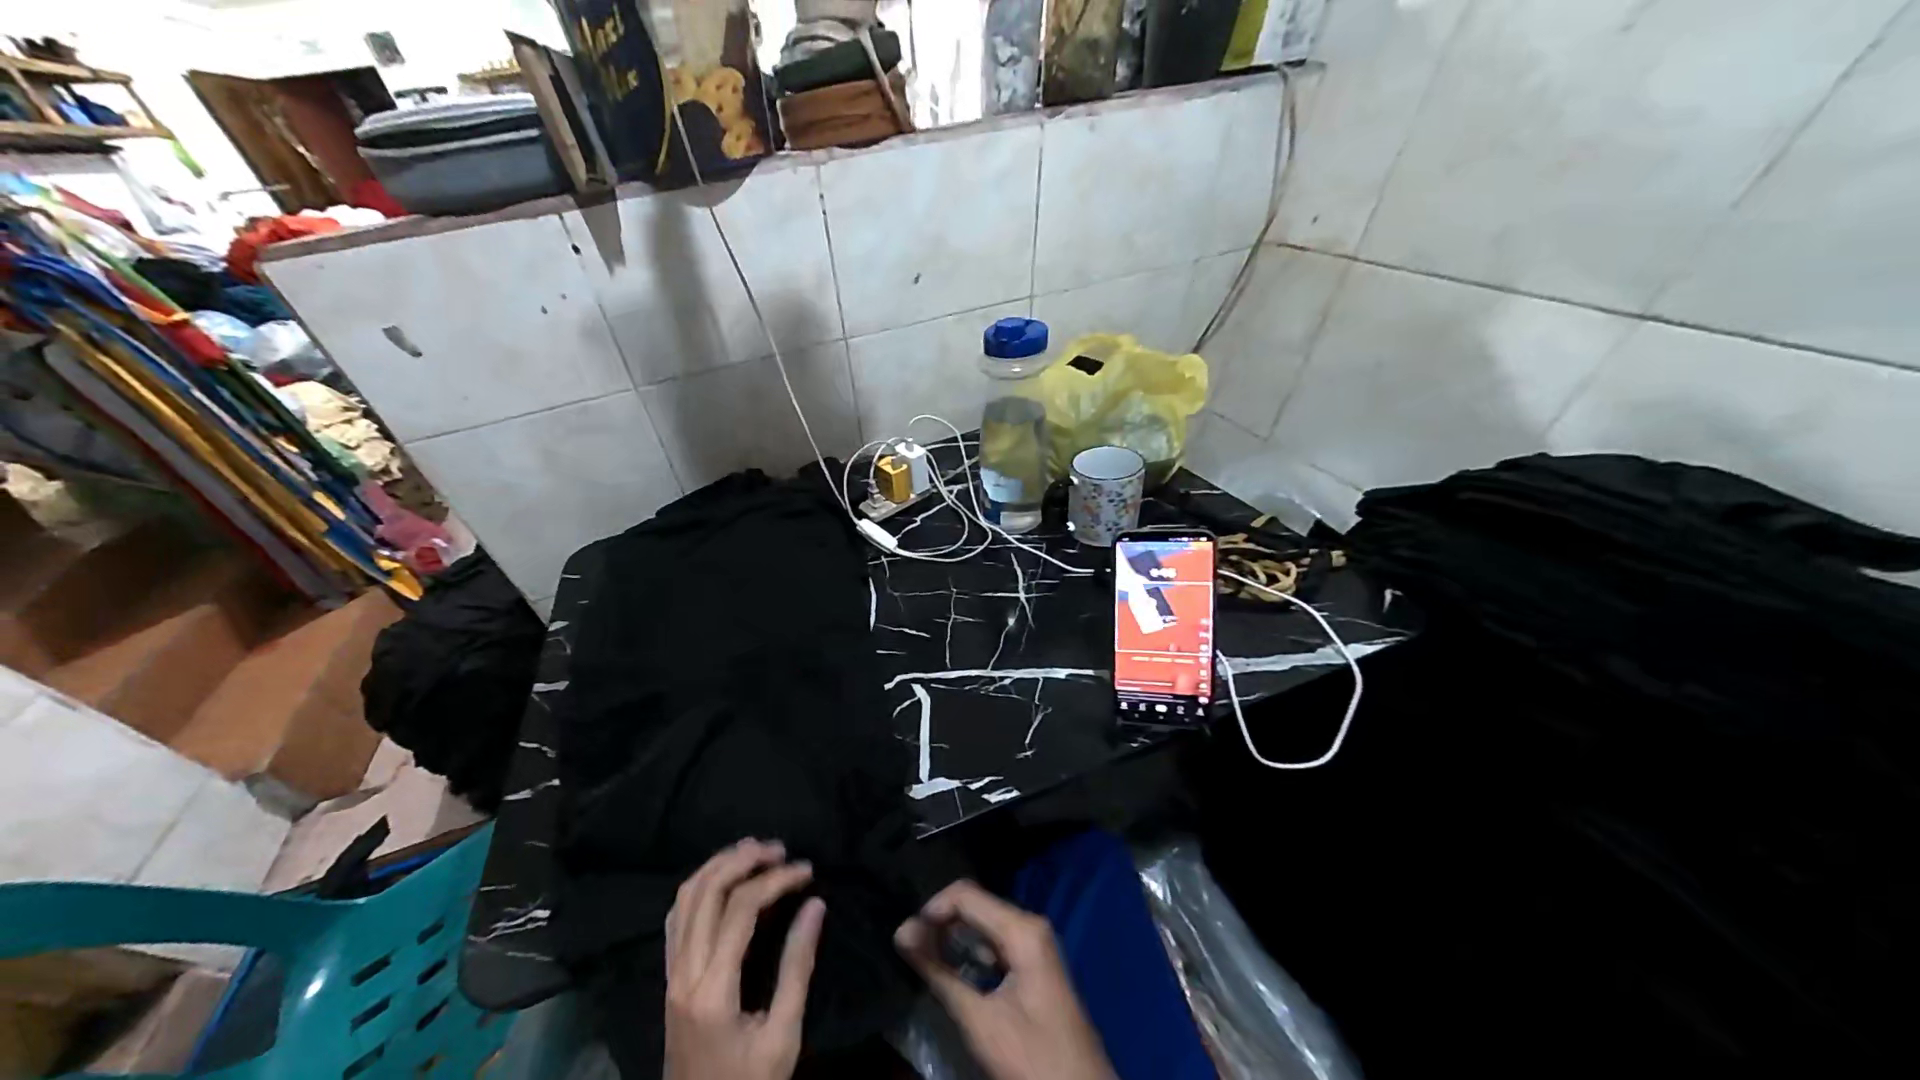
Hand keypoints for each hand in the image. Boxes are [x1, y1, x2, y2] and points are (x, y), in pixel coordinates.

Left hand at [664, 839, 826, 1079]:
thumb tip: (815, 905)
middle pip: (706, 892)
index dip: (776, 880)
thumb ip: (797, 967)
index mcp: (713, 990)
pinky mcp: (669, 979)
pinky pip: (676, 918)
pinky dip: (699, 887)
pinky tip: (722, 881)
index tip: (807, 871)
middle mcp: (684, 974)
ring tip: (753, 851)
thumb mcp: (783, 1036)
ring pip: (685, 898)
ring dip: (719, 866)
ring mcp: (671, 975)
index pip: (741, 910)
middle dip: (744, 860)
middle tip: (780, 849)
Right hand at [895, 880, 1115, 1079]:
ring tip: (924, 957)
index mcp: (1023, 929)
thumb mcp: (979, 1018)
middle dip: (940, 922)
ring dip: (952, 936)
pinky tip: (953, 970)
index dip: (931, 910)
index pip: (966, 894)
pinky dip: (970, 950)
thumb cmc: (1031, 1058)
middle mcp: (1030, 926)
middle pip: (974, 905)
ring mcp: (1035, 944)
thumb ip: (939, 972)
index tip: (907, 938)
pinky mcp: (1033, 963)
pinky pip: (995, 942)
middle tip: (910, 948)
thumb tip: (902, 933)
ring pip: (983, 923)